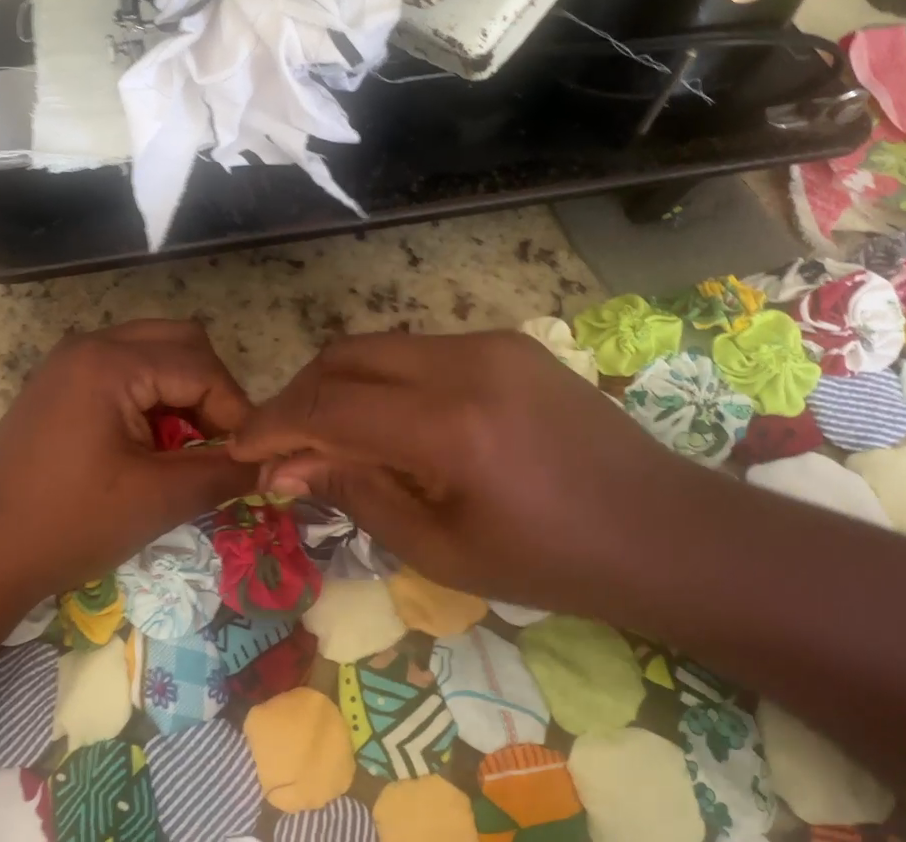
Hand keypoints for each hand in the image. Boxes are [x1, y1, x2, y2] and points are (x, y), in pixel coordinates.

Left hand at [0, 320, 258, 603]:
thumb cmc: (69, 523)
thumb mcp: (157, 498)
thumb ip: (221, 472)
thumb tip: (270, 465)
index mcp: (111, 362)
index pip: (201, 367)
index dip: (235, 411)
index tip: (248, 458)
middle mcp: (88, 346)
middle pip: (178, 342)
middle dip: (210, 390)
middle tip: (219, 444)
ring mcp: (66, 363)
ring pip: (149, 354)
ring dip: (179, 393)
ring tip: (185, 449)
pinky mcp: (56, 387)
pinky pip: (120, 373)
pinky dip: (148, 399)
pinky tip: (148, 447)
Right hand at [230, 331, 706, 610]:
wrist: (667, 532)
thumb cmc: (552, 563)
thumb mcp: (440, 548)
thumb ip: (354, 492)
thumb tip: (283, 466)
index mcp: (449, 428)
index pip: (327, 408)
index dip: (273, 426)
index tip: (239, 449)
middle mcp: (464, 364)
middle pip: (342, 357)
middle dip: (297, 397)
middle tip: (280, 445)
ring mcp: (490, 343)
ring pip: (376, 346)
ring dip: (336, 385)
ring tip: (327, 436)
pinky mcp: (507, 342)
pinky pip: (416, 350)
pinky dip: (381, 380)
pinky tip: (386, 423)